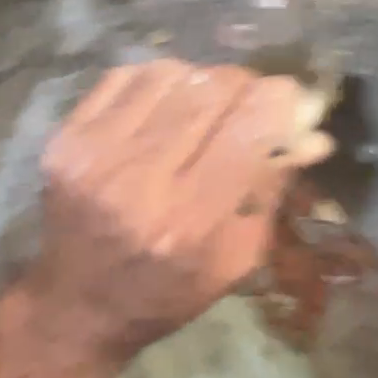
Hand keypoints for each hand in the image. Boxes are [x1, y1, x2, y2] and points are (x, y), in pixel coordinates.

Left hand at [20, 60, 332, 361]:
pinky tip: (163, 105)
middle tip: (251, 99)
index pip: (248, 128)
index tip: (292, 98)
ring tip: (203, 105)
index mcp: (188, 221)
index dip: (279, 100)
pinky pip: (128, 74)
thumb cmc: (168, 289)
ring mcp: (94, 152)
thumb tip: (311, 131)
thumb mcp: (235, 258)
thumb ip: (271, 189)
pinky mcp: (66, 135)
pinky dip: (157, 80)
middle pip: (211, 89)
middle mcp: (139, 180)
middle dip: (244, 85)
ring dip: (200, 80)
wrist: (76, 305)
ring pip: (171, 72)